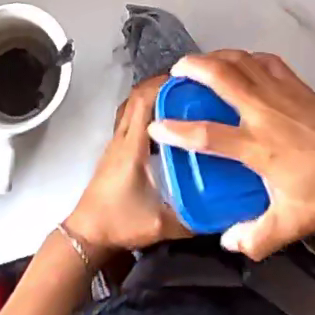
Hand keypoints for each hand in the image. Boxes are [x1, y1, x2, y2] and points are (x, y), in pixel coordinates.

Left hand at [64, 76, 190, 255]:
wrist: (88, 233)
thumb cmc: (120, 223)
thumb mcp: (161, 225)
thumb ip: (194, 218)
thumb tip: (226, 210)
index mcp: (132, 147)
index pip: (144, 102)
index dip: (163, 85)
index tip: (189, 81)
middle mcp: (122, 138)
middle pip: (137, 97)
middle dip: (161, 85)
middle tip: (190, 87)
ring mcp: (116, 142)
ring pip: (131, 106)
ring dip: (152, 97)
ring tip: (180, 100)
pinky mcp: (115, 150)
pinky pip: (130, 119)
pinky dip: (146, 112)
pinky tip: (166, 124)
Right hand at [148, 50, 314, 259]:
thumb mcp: (291, 223)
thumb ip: (257, 236)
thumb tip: (228, 242)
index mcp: (258, 147)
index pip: (207, 135)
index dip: (176, 131)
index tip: (156, 126)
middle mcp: (263, 112)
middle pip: (220, 76)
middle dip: (192, 67)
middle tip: (176, 71)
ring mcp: (280, 93)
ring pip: (240, 61)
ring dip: (216, 56)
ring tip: (202, 63)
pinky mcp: (296, 84)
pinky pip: (264, 61)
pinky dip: (247, 58)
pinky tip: (242, 64)